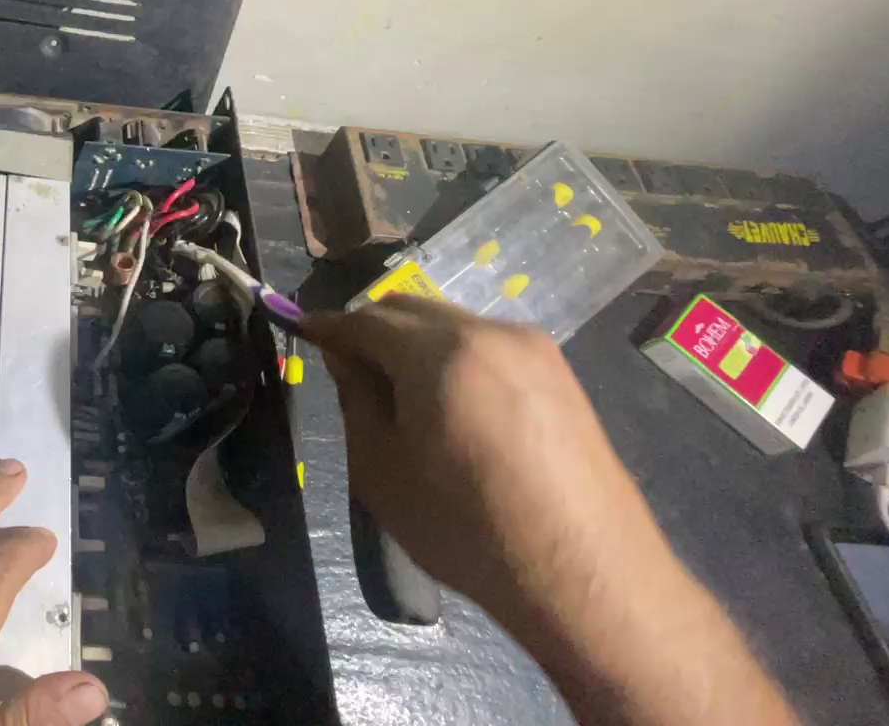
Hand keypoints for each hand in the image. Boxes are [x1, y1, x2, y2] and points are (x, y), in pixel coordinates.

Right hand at [301, 295, 800, 725]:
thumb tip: (344, 356)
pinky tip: (445, 398)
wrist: (588, 580)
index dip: (325, 324)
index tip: (300, 330)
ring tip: (394, 385)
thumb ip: (355, 396)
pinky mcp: (560, 373)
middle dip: (368, 327)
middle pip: (407, 308)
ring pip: (447, 322)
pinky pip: (484, 343)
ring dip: (410, 339)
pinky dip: (449, 353)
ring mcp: (532, 349)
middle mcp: (488, 333)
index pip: (363, 320)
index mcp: (438, 352)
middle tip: (343, 362)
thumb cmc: (465, 526)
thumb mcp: (380, 465)